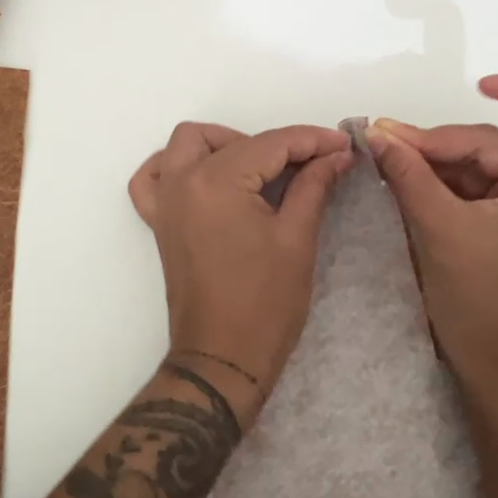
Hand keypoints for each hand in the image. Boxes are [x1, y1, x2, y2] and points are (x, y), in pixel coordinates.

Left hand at [128, 123, 353, 416]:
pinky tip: (206, 180)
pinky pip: (155, 178)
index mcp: (216, 181)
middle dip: (272, 145)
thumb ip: (314, 185)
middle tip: (308, 169)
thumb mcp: (296, 238)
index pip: (271, 144)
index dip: (312, 141)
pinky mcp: (160, 222)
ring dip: (224, 146)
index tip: (343, 144)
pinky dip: (176, 168)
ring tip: (260, 172)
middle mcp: (182, 181)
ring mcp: (165, 201)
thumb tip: (335, 154)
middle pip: (230, 139)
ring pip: (188, 145)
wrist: (222, 358)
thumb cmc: (265, 303)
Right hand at [365, 70, 497, 386]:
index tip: (482, 85)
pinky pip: (467, 188)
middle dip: (440, 141)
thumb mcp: (438, 229)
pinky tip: (400, 180)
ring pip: (475, 165)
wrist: (493, 367)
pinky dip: (436, 182)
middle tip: (386, 143)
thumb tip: (377, 133)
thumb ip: (408, 175)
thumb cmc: (481, 300)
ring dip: (431, 161)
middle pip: (495, 143)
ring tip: (385, 159)